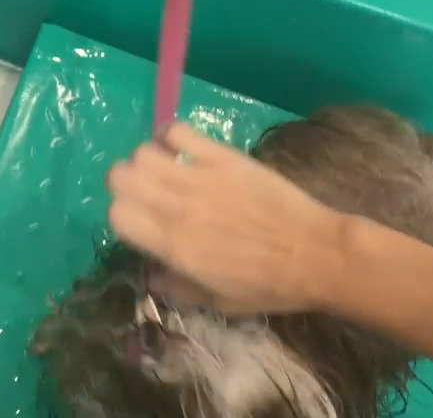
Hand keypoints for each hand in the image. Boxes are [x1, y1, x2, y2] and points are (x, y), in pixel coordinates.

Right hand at [106, 123, 351, 315]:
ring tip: (164, 170)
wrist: (315, 254)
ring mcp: (198, 177)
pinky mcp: (220, 156)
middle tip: (146, 192)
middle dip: (125, 184)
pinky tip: (181, 150)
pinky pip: (177, 131)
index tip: (139, 222)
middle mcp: (178, 208)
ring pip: (142, 152)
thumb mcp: (219, 302)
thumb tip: (151, 275)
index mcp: (175, 246)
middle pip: (119, 176)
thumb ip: (178, 288)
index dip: (121, 217)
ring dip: (145, 161)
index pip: (117, 215)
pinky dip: (169, 136)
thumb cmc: (269, 285)